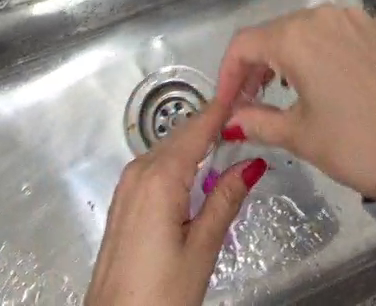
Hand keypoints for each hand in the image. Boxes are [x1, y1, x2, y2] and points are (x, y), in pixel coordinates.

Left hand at [85, 97, 267, 305]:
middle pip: (182, 135)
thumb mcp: (201, 249)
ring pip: (169, 149)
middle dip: (212, 123)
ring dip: (197, 142)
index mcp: (161, 176)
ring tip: (231, 138)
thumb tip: (251, 164)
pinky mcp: (124, 202)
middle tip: (246, 115)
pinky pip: (157, 167)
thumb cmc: (160, 293)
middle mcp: (140, 170)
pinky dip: (181, 160)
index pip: (197, 128)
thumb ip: (225, 201)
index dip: (221, 109)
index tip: (246, 90)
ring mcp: (128, 185)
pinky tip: (199, 170)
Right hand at [215, 6, 375, 200]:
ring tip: (281, 92)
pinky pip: (335, 32)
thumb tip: (231, 119)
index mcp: (297, 37)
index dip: (226, 74)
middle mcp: (323, 16)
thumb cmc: (356, 145)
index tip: (225, 104)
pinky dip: (319, 52)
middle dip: (255, 66)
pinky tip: (323, 82)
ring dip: (286, 56)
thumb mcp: (299, 136)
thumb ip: (257, 121)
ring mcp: (355, 19)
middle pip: (274, 32)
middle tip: (248, 103)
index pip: (244, 44)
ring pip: (305, 29)